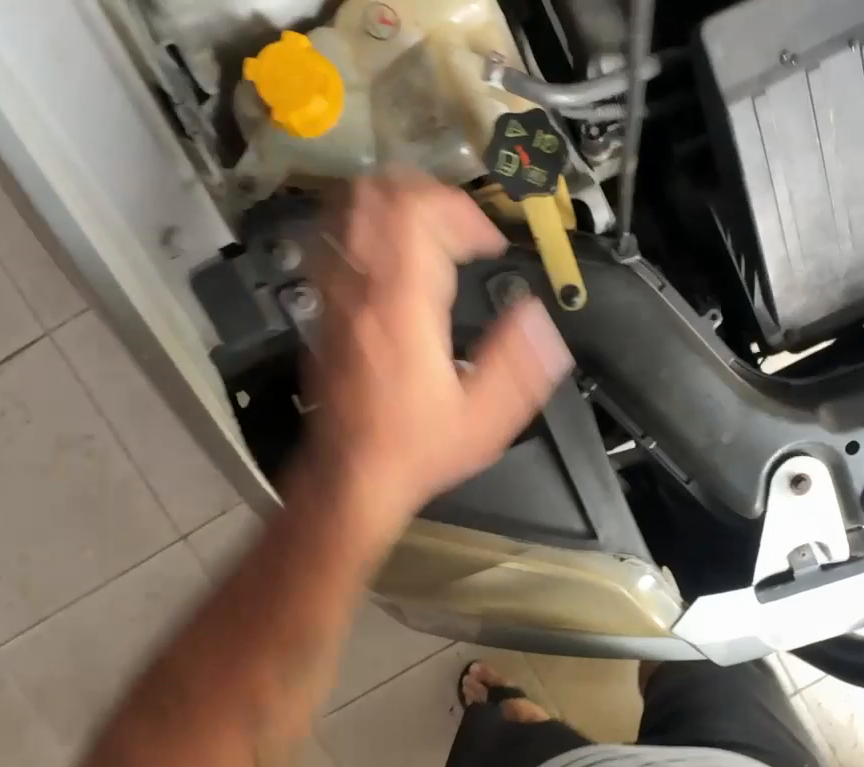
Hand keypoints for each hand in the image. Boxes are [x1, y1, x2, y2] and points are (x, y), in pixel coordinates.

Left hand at [302, 169, 574, 528]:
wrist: (351, 476)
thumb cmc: (414, 450)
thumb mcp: (485, 420)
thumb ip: (519, 366)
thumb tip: (540, 318)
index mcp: (404, 311)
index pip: (422, 217)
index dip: (463, 213)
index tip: (488, 243)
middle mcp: (363, 294)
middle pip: (381, 198)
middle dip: (429, 194)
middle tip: (460, 221)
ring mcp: (336, 299)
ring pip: (350, 211)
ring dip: (394, 202)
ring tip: (429, 223)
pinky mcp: (324, 312)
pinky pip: (335, 242)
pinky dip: (365, 228)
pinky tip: (389, 249)